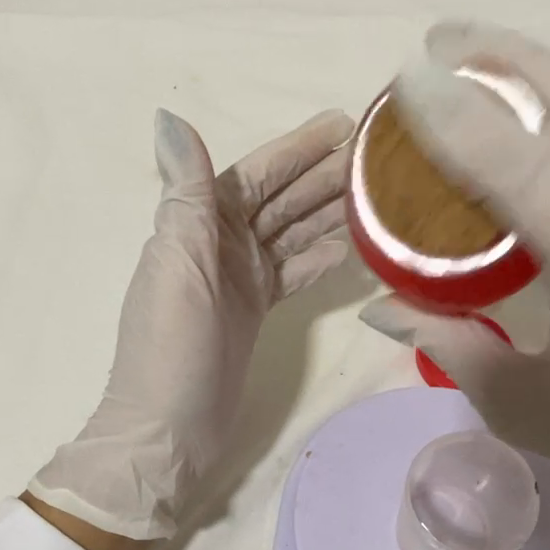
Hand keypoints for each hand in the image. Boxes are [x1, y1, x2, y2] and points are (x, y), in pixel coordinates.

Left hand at [30, 108, 354, 543]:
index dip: (299, 150)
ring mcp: (241, 278)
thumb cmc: (172, 349)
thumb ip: (185, 197)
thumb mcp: (178, 266)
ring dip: (332, 211)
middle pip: (282, 199)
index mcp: (198, 225)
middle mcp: (222, 244)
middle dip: (325, 176)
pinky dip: (323, 257)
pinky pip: (297, 271)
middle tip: (381, 160)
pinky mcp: (256, 309)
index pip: (257, 174)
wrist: (168, 430)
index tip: (345, 125)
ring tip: (380, 196)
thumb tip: (170, 118)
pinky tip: (357, 245)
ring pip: (295, 232)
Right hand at [359, 22, 549, 549]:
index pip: (538, 178)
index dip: (473, 124)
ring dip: (545, 79)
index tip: (414, 79)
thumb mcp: (516, 404)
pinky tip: (537, 116)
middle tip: (441, 43)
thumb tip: (376, 302)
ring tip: (480, 63)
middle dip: (512, 64)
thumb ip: (445, 343)